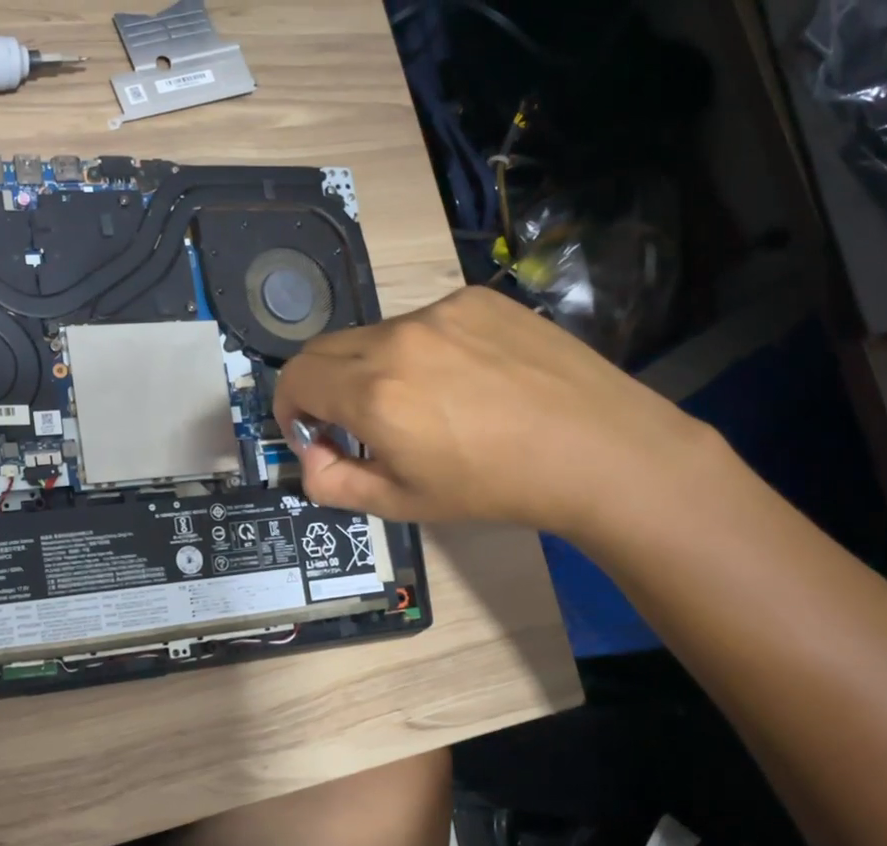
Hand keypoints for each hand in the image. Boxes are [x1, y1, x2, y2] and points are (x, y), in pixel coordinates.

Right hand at [272, 285, 719, 537]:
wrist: (599, 451)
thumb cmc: (492, 487)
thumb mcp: (398, 504)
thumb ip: (329, 480)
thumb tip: (311, 451)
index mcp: (373, 393)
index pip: (293, 378)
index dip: (288, 409)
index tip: (313, 434)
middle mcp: (397, 340)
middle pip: (322, 350)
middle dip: (319, 387)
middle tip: (352, 423)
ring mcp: (441, 312)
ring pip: (371, 335)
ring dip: (368, 367)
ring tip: (416, 403)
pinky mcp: (477, 300)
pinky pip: (420, 321)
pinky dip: (415, 350)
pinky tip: (459, 380)